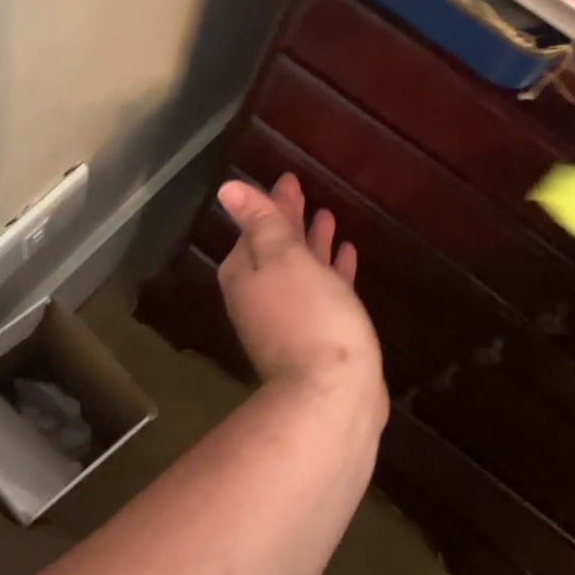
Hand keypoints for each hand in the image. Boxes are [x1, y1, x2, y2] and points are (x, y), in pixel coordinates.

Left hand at [215, 174, 382, 400]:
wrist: (331, 393)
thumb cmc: (306, 314)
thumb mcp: (281, 257)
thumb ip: (259, 222)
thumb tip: (227, 190)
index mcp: (245, 275)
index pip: (254, 228)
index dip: (272, 203)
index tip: (290, 180)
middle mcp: (259, 296)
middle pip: (275, 248)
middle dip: (290, 220)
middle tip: (305, 192)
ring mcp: (288, 319)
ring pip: (301, 269)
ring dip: (313, 243)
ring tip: (329, 217)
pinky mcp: (318, 336)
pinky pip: (323, 292)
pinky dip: (332, 271)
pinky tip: (347, 256)